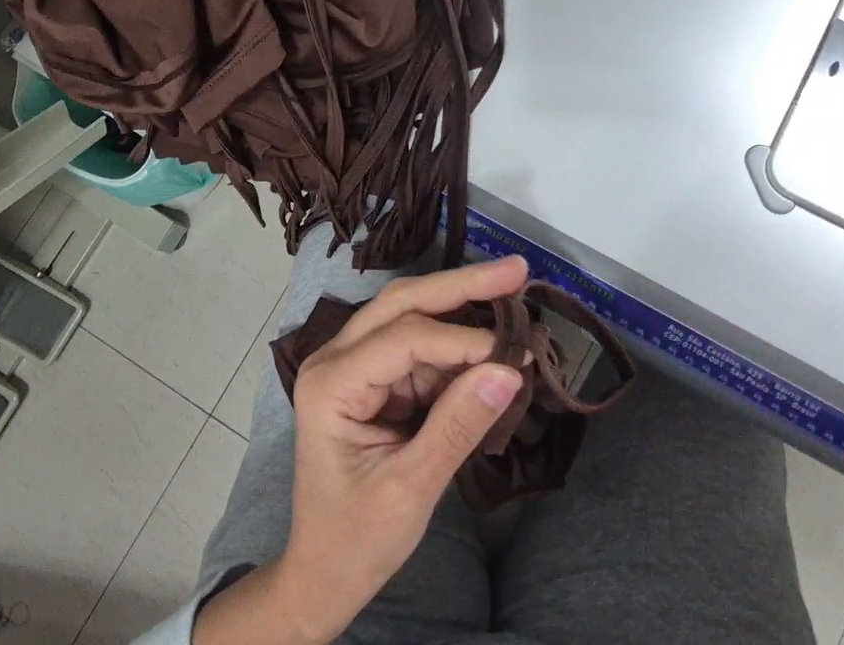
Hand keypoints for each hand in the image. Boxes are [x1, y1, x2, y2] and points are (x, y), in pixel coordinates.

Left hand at [195, 257, 528, 644]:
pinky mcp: (375, 381)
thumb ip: (457, 425)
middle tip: (517, 269)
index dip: (463, 340)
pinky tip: (493, 346)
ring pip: (411, 318)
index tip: (518, 355)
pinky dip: (457, 348)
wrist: (325, 572)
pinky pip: (419, 350)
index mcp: (330, 384)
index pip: (403, 338)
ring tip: (516, 304)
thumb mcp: (411, 488)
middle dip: (461, 286)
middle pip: (401, 304)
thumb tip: (508, 371)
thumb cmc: (355, 539)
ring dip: (463, 312)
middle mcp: (335, 361)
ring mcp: (354, 367)